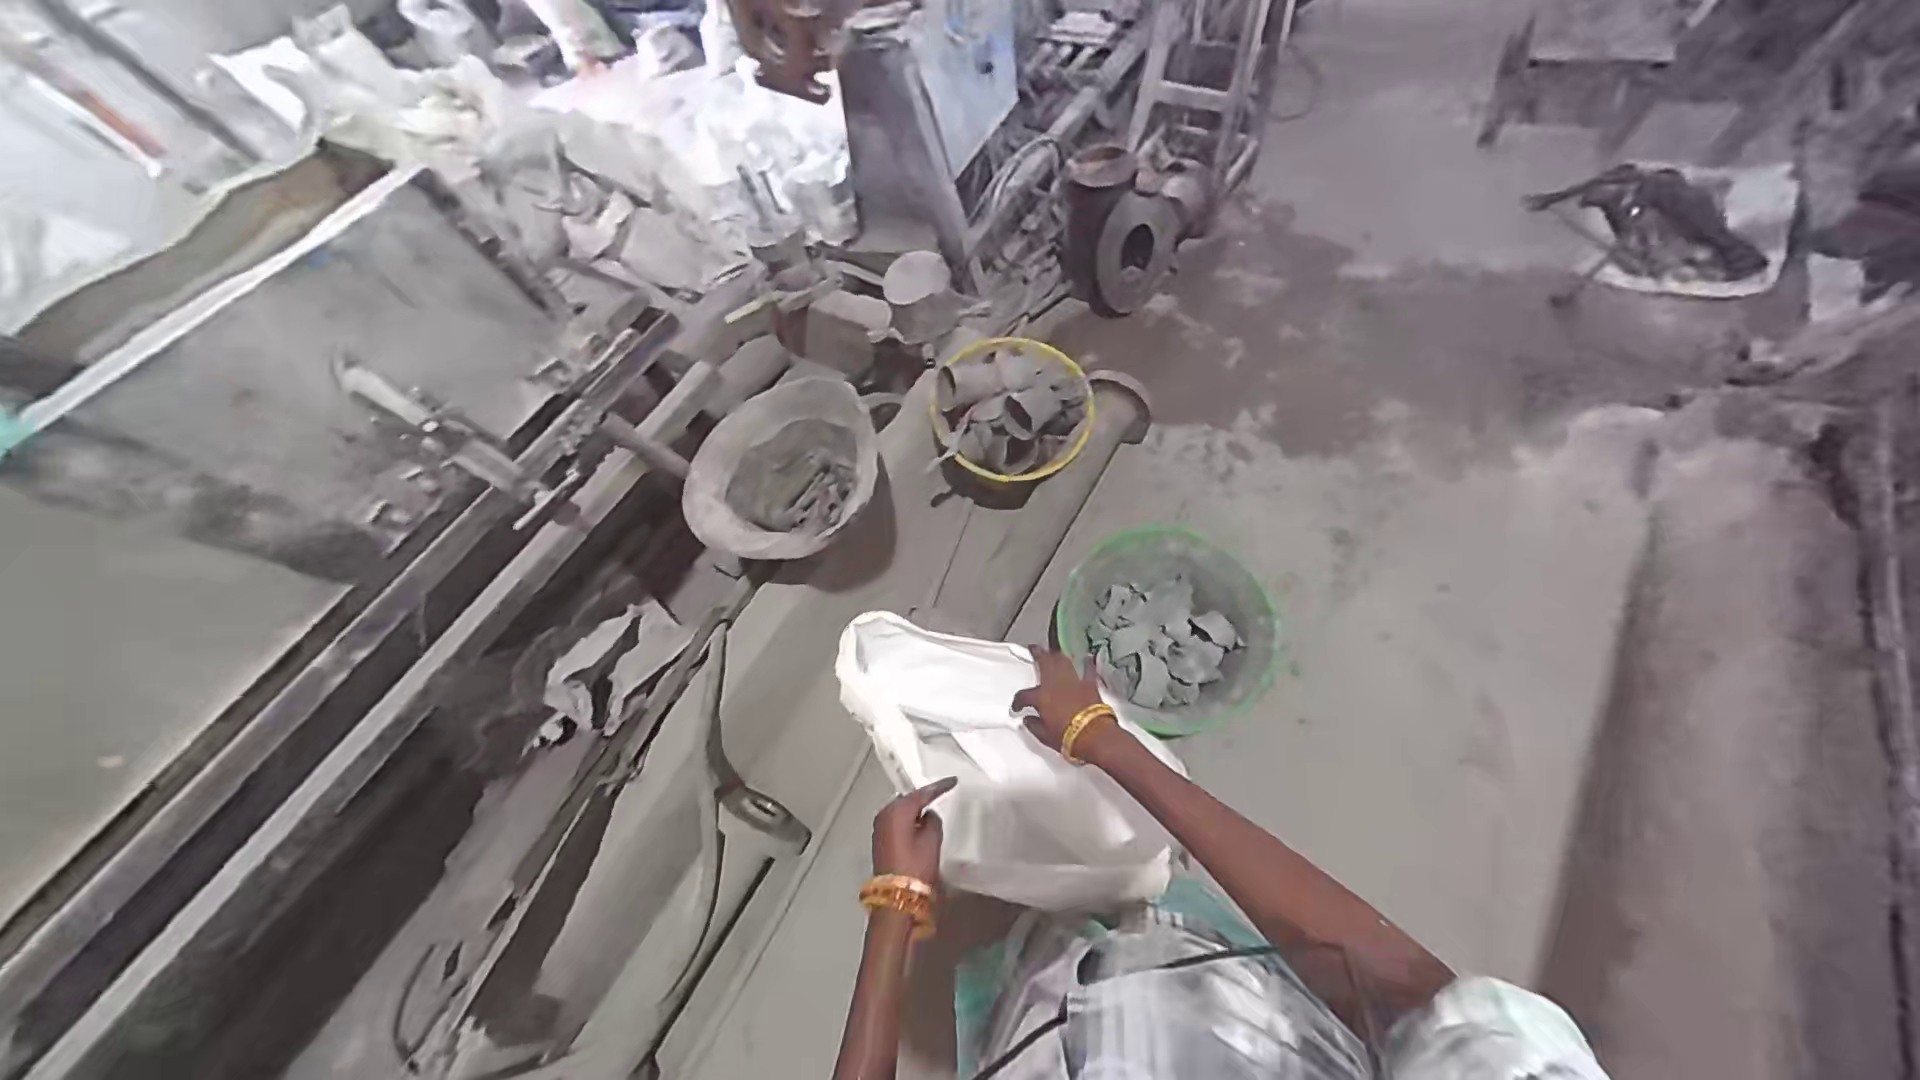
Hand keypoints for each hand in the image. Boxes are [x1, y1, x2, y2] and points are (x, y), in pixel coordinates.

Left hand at [872, 777, 956, 884]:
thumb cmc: (915, 867)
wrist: (896, 900)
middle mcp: (884, 814)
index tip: (953, 781)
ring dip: (915, 811)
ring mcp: (879, 827)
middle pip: (908, 800)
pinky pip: (897, 822)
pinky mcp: (880, 840)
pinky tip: (919, 825)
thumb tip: (927, 816)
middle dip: (923, 798)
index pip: (922, 793)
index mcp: (897, 810)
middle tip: (941, 794)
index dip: (939, 787)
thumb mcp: (932, 841)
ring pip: (901, 811)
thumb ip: (933, 820)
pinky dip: (908, 821)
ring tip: (932, 809)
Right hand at [1012, 647, 1123, 761]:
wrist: (1094, 736)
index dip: (1018, 701)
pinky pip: (1088, 669)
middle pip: (1045, 663)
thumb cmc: (1069, 737)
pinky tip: (1087, 658)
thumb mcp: (1045, 736)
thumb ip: (1034, 726)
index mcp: (1041, 697)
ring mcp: (1073, 682)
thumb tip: (1028, 721)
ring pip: (1063, 661)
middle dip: (1038, 654)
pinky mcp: (1089, 685)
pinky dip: (1087, 663)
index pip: (1024, 696)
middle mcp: (1056, 685)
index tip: (1018, 706)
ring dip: (1057, 654)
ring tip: (1054, 651)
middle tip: (1034, 649)